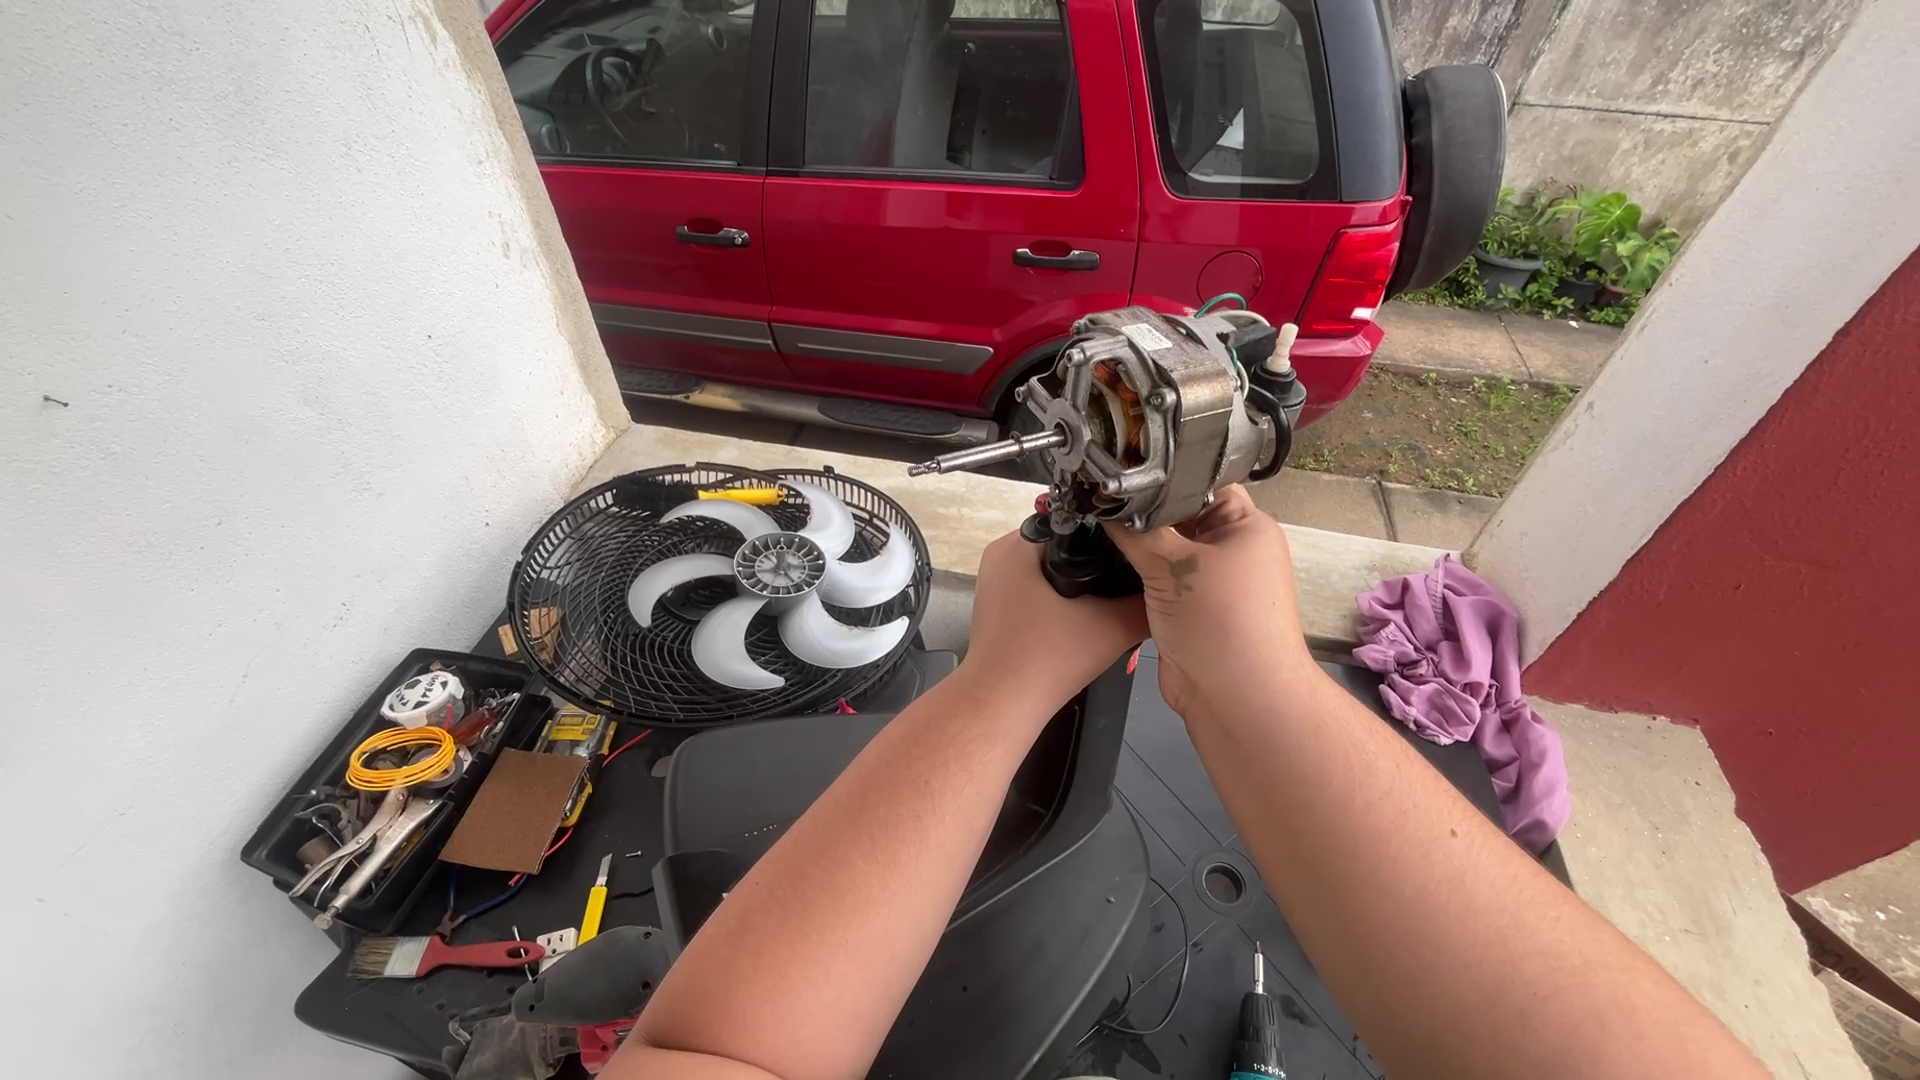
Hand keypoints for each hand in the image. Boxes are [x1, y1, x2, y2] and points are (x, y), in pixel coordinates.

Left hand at [960, 531, 1147, 710]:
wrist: (1002, 705)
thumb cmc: (1045, 660)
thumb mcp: (1109, 629)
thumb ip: (1144, 605)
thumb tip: (1170, 590)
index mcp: (1017, 545)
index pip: (1076, 519)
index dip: (1111, 533)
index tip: (1139, 547)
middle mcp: (1001, 554)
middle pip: (1065, 543)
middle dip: (1099, 557)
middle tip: (1135, 572)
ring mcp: (996, 580)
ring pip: (1051, 566)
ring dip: (1082, 579)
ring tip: (1118, 591)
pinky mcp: (998, 605)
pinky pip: (1037, 587)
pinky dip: (1062, 596)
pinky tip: (1088, 612)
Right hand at [1104, 485, 1313, 715]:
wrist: (1236, 699)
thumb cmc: (1222, 622)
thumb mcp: (1178, 567)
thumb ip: (1138, 532)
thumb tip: (1106, 506)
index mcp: (1244, 526)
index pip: (1202, 483)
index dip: (1163, 474)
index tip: (1119, 466)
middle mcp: (1228, 548)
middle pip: (1179, 515)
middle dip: (1142, 511)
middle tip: (1096, 495)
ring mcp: (1207, 581)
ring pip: (1164, 549)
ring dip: (1135, 544)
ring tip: (1092, 521)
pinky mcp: (1185, 608)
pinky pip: (1156, 578)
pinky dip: (1134, 572)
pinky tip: (1101, 558)